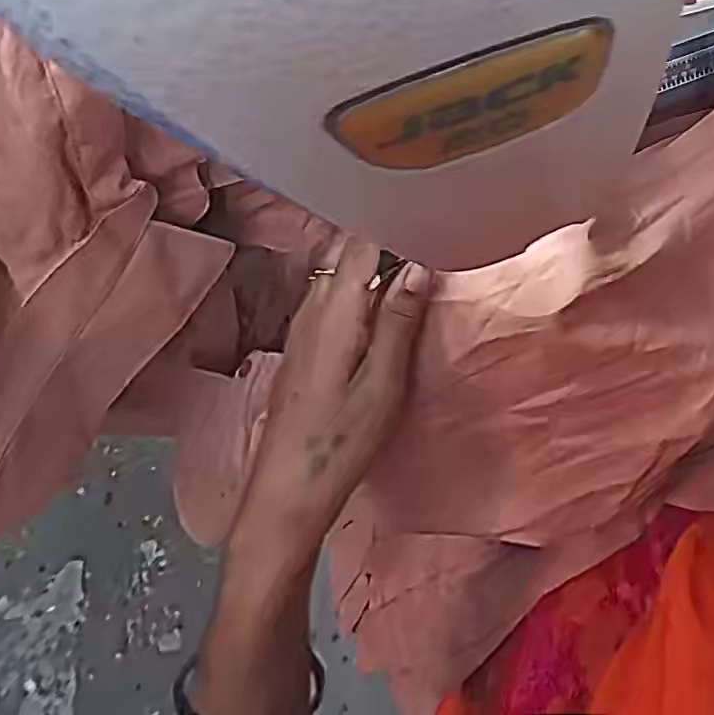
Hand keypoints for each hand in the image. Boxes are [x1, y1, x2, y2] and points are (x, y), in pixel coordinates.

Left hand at [232, 236, 430, 571]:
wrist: (285, 490)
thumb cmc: (340, 441)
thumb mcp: (384, 383)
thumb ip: (399, 319)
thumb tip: (418, 266)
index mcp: (334, 310)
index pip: (361, 243)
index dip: (394, 227)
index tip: (427, 224)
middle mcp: (312, 307)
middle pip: (347, 250)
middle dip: (386, 241)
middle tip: (428, 244)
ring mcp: (302, 323)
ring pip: (338, 271)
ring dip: (372, 264)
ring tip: (412, 269)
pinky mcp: (302, 341)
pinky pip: (331, 293)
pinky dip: (358, 286)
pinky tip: (380, 305)